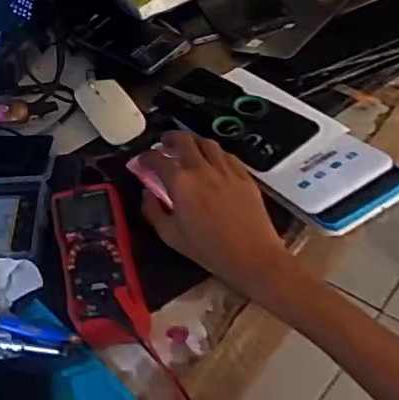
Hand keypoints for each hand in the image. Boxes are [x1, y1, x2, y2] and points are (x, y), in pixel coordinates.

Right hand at [140, 131, 302, 297]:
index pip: (155, 157)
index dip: (144, 157)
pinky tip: (214, 163)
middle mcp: (201, 170)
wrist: (257, 260)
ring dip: (194, 143)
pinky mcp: (246, 179)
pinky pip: (229, 156)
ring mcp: (226, 172)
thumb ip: (152, 210)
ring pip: (207, 143)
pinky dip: (217, 154)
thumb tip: (147, 193)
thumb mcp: (170, 235)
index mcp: (179, 181)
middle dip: (169, 139)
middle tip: (165, 145)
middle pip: (182, 139)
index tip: (142, 163)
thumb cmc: (210, 249)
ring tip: (190, 150)